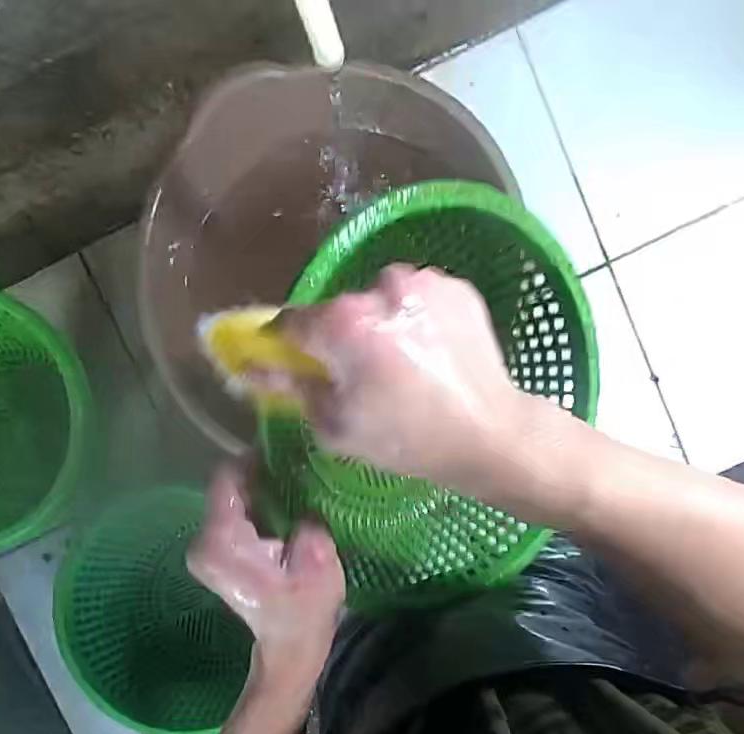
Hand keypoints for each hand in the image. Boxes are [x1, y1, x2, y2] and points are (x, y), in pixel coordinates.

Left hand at [186, 464, 344, 682]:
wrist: (289, 648)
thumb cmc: (304, 611)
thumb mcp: (318, 561)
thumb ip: (309, 517)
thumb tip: (309, 487)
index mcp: (222, 541)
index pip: (227, 478)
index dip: (256, 458)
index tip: (288, 450)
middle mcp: (204, 540)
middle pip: (230, 487)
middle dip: (264, 474)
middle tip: (300, 465)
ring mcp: (208, 548)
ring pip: (235, 499)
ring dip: (265, 490)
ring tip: (298, 483)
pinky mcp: (219, 552)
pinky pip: (238, 515)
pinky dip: (261, 506)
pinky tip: (289, 506)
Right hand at [278, 264, 546, 489]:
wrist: (492, 436)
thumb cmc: (409, 442)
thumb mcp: (338, 427)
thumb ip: (291, 388)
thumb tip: (252, 366)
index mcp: (346, 323)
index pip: (291, 321)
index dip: (289, 345)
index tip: (301, 365)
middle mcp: (383, 287)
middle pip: (340, 310)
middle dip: (343, 339)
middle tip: (367, 379)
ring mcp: (425, 282)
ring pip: (381, 300)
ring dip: (383, 326)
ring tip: (408, 368)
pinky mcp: (458, 287)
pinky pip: (418, 299)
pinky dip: (417, 320)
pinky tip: (434, 355)